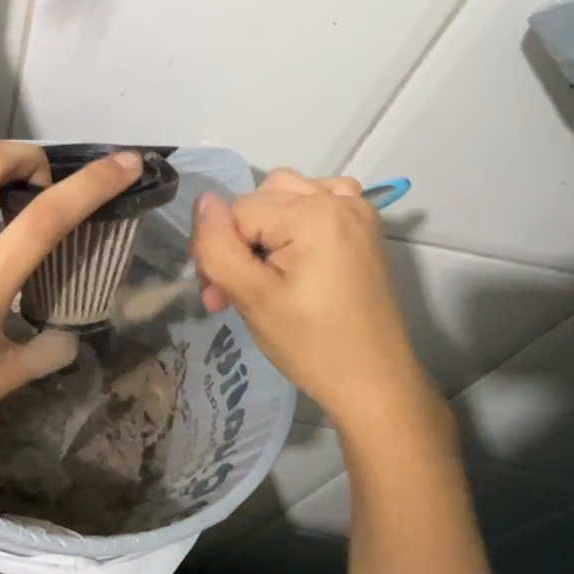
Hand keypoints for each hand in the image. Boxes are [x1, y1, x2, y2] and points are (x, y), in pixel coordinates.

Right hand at [190, 168, 429, 429]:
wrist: (371, 380)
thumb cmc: (309, 344)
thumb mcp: (251, 297)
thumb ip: (218, 247)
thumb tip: (202, 201)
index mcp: (312, 215)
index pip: (236, 210)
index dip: (218, 249)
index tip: (218, 297)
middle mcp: (338, 200)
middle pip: (259, 198)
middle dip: (238, 239)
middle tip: (233, 290)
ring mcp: (357, 211)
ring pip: (287, 193)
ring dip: (265, 226)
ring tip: (263, 270)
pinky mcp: (363, 228)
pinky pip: (320, 199)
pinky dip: (299, 217)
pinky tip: (294, 250)